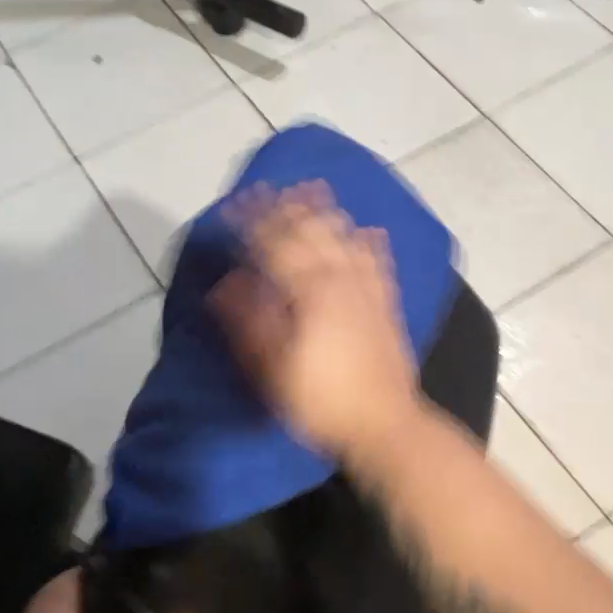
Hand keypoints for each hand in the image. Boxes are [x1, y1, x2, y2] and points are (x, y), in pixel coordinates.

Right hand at [211, 181, 425, 462]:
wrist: (384, 424)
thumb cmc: (320, 401)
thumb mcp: (271, 368)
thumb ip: (248, 320)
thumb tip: (225, 285)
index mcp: (307, 291)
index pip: (274, 242)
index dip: (253, 220)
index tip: (235, 202)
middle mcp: (339, 279)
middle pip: (311, 230)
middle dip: (287, 206)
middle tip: (269, 188)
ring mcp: (368, 289)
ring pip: (345, 237)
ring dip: (325, 212)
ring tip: (312, 191)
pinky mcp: (388, 303)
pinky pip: (378, 260)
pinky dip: (368, 240)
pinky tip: (368, 230)